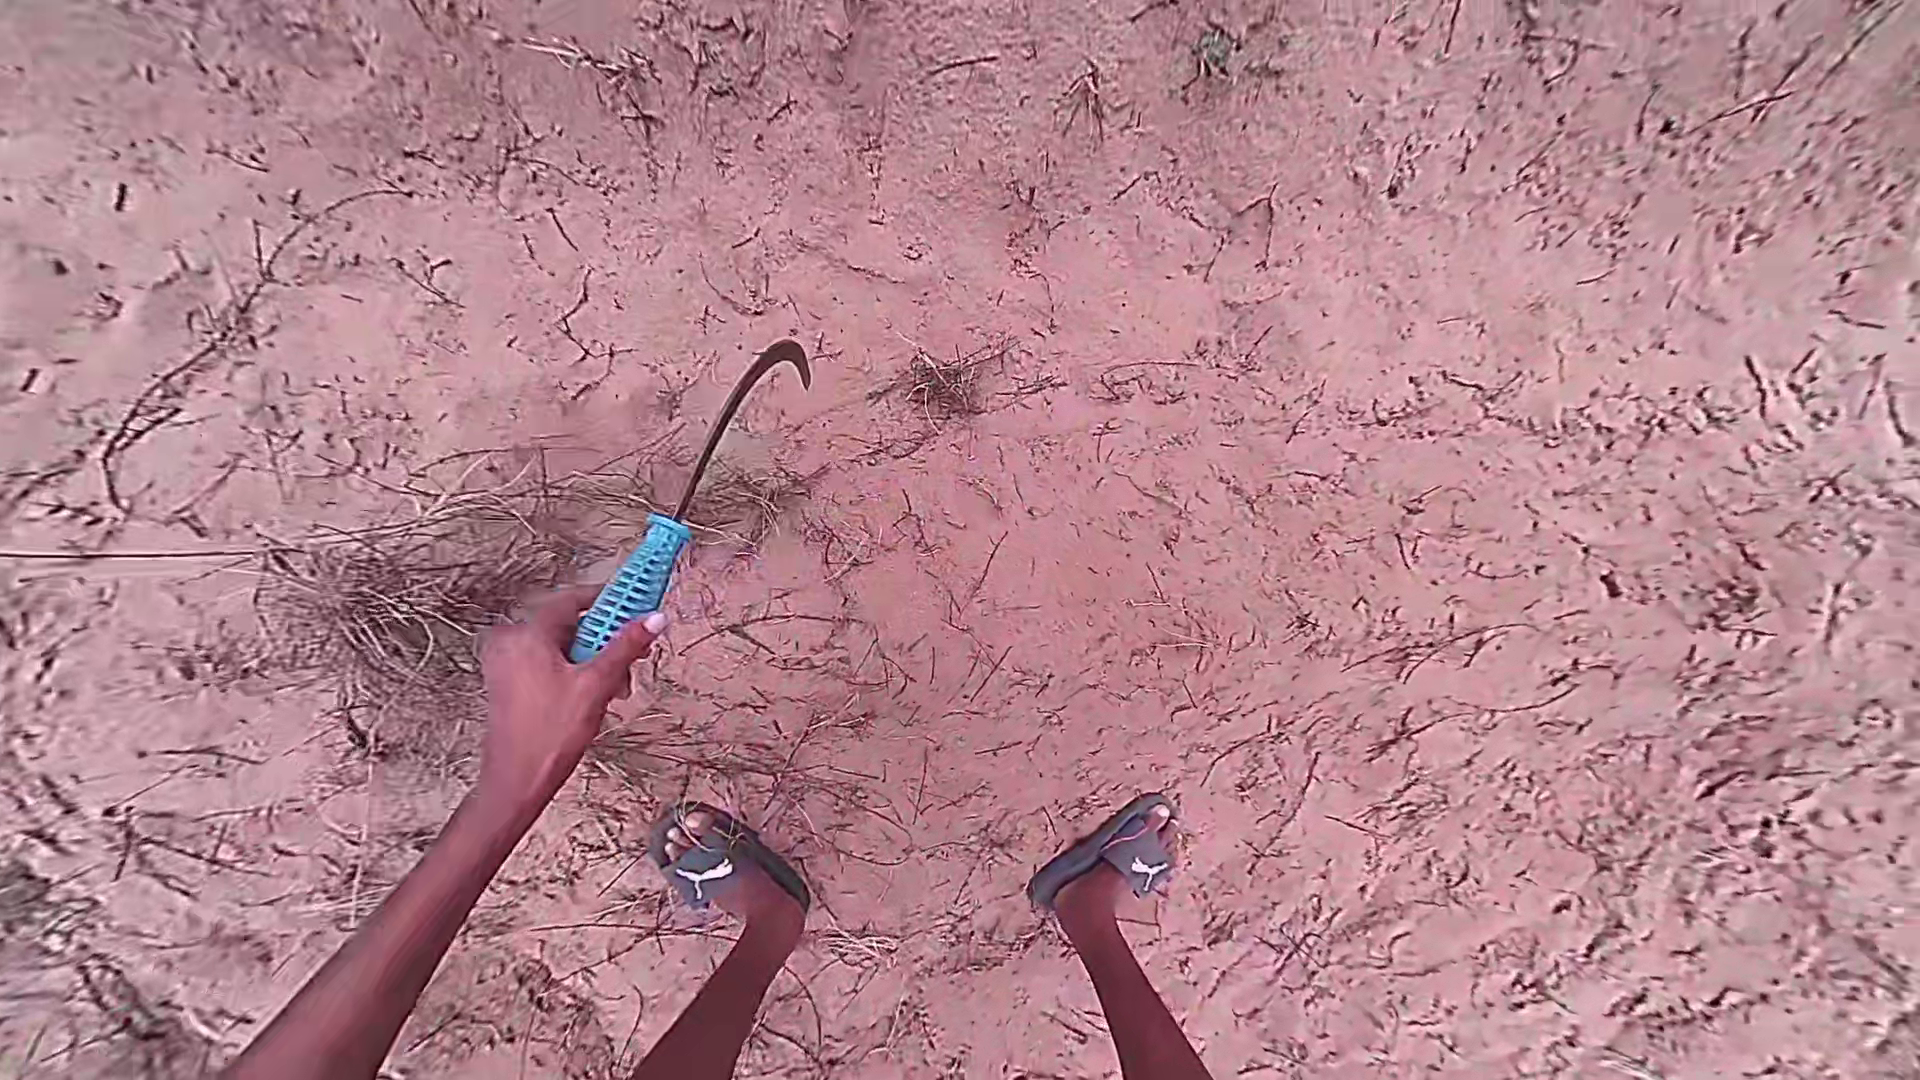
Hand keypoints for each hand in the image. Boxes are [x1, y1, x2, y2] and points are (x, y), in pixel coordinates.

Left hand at [475, 586, 665, 812]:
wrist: (518, 782)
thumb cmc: (551, 733)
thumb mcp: (598, 682)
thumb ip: (627, 645)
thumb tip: (654, 617)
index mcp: (526, 636)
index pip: (573, 600)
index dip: (609, 599)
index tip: (636, 602)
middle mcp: (511, 644)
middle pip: (572, 625)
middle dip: (607, 638)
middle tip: (634, 653)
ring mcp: (508, 664)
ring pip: (566, 645)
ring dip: (597, 658)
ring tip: (616, 684)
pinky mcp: (513, 682)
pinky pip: (553, 661)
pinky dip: (579, 669)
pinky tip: (598, 691)